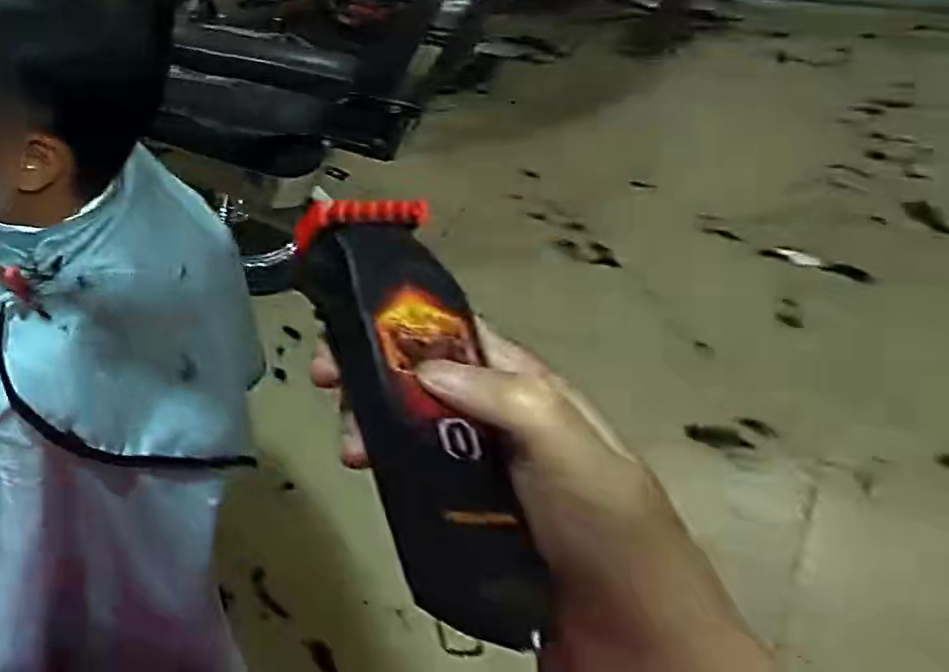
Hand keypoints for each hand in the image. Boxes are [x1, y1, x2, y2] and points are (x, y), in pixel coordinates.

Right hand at [310, 324, 768, 671]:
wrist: (636, 644)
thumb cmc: (610, 534)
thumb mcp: (573, 455)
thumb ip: (509, 400)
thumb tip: (424, 369)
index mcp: (527, 388)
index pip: (453, 332)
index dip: (397, 323)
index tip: (347, 330)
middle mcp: (496, 412)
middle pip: (415, 371)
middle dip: (367, 369)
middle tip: (326, 380)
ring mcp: (475, 456)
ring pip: (402, 414)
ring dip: (365, 417)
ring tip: (350, 446)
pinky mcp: (458, 496)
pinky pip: (405, 459)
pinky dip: (376, 454)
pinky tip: (362, 466)